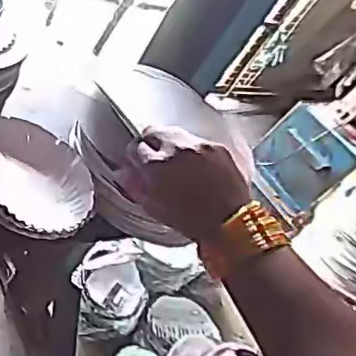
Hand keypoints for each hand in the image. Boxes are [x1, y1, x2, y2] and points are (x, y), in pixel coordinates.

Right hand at [121, 126, 253, 244]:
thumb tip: (124, 173)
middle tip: (153, 158)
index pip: (134, 148)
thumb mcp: (154, 208)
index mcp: (155, 165)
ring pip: (175, 133)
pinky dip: (192, 149)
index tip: (136, 164)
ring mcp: (199, 146)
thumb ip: (135, 186)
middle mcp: (176, 149)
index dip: (133, 157)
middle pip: (153, 132)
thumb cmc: (191, 220)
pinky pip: (197, 140)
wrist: (231, 223)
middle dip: (149, 143)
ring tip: (175, 161)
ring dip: (170, 143)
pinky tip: (195, 165)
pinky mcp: (217, 147)